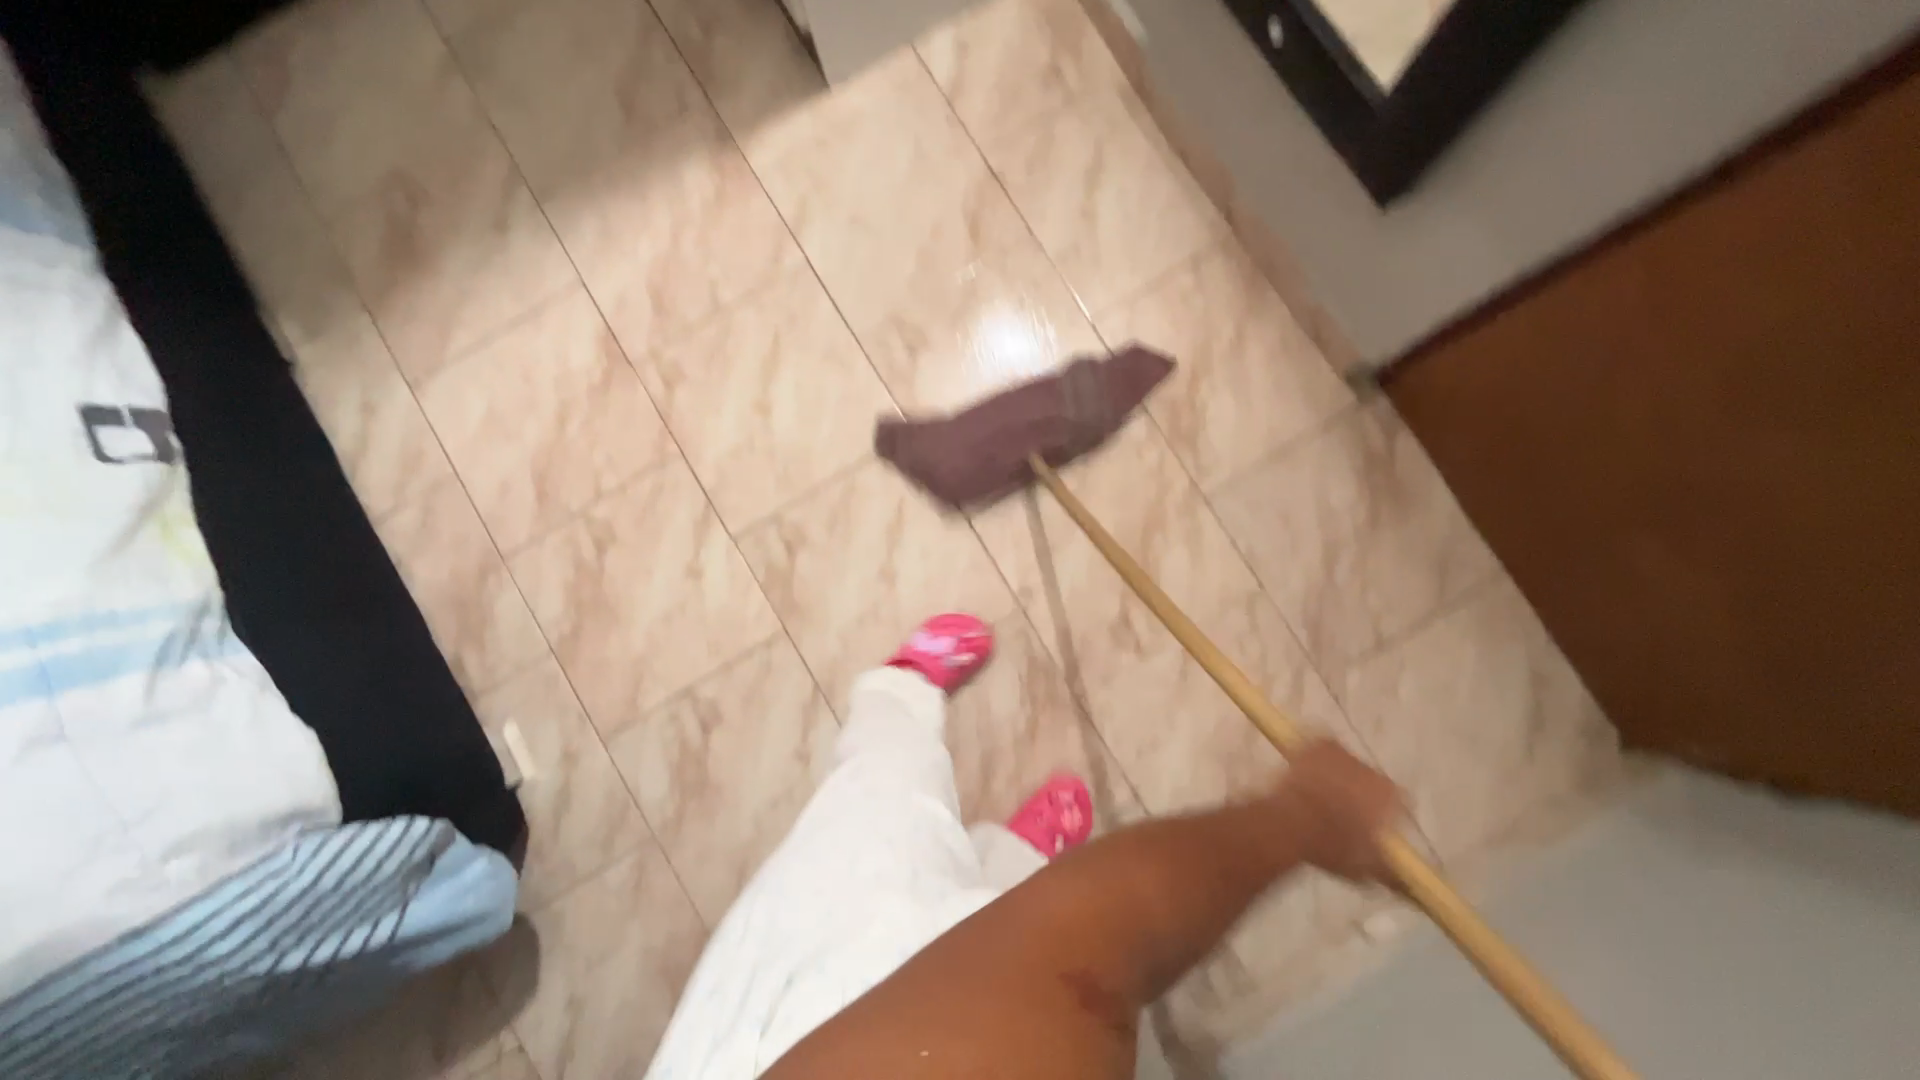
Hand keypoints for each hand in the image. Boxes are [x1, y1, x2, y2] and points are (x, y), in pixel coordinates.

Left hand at [1273, 738, 1404, 886]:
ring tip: (1318, 796)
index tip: (1368, 826)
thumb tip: (1414, 890)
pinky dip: (1318, 759)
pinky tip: (1307, 776)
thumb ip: (1394, 875)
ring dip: (1338, 776)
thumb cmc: (1331, 846)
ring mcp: (1345, 753)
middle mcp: (1374, 771)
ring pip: (1346, 765)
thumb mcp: (1366, 870)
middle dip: (1359, 794)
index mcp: (1392, 798)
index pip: (1398, 803)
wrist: (1289, 820)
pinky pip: (1324, 749)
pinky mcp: (1319, 743)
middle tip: (1338, 812)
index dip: (1383, 814)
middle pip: (1371, 781)